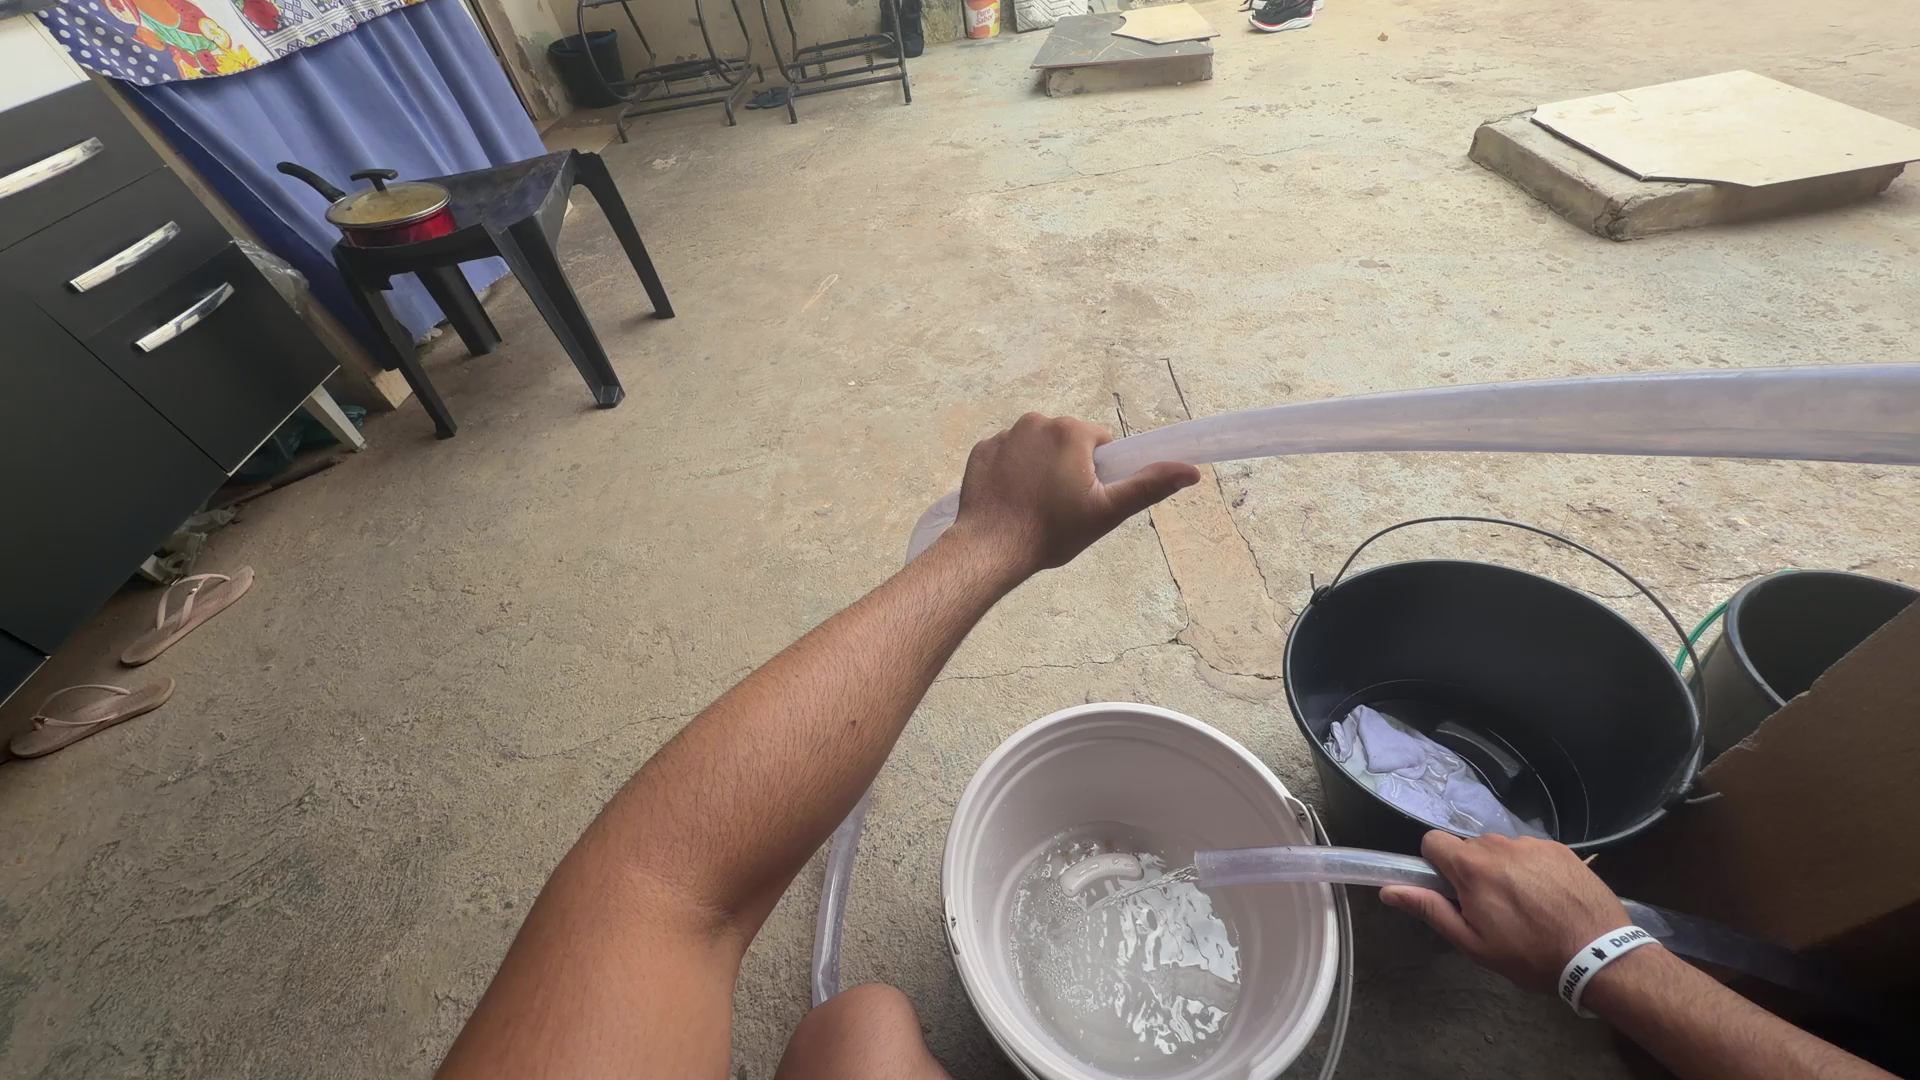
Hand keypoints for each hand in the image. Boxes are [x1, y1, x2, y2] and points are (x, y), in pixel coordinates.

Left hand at [944, 413, 1199, 578]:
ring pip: (1035, 446)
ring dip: (1039, 467)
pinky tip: (1011, 499)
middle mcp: (1036, 422)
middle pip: (1066, 441)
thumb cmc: (1051, 532)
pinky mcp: (981, 451)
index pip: (1098, 442)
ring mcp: (1004, 435)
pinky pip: (1006, 455)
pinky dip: (1011, 472)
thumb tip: (1191, 471)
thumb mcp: (1107, 512)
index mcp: (1070, 431)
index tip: (1084, 496)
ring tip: (1034, 504)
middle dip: (1067, 466)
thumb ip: (1148, 486)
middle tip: (1060, 505)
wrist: (991, 548)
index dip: (1097, 471)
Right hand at [1380, 831, 1630, 995]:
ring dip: (1504, 868)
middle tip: (1494, 906)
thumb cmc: (1532, 955)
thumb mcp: (1474, 943)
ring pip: (1500, 848)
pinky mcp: (1559, 848)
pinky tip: (1551, 896)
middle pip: (1468, 847)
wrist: (1605, 958)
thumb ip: (1429, 910)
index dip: (1437, 864)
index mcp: (1470, 866)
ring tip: (1529, 903)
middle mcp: (1495, 844)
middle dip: (1473, 870)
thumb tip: (1388, 890)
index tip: (1454, 890)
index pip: (1432, 842)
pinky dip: (1533, 868)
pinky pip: (1531, 851)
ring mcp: (1530, 844)